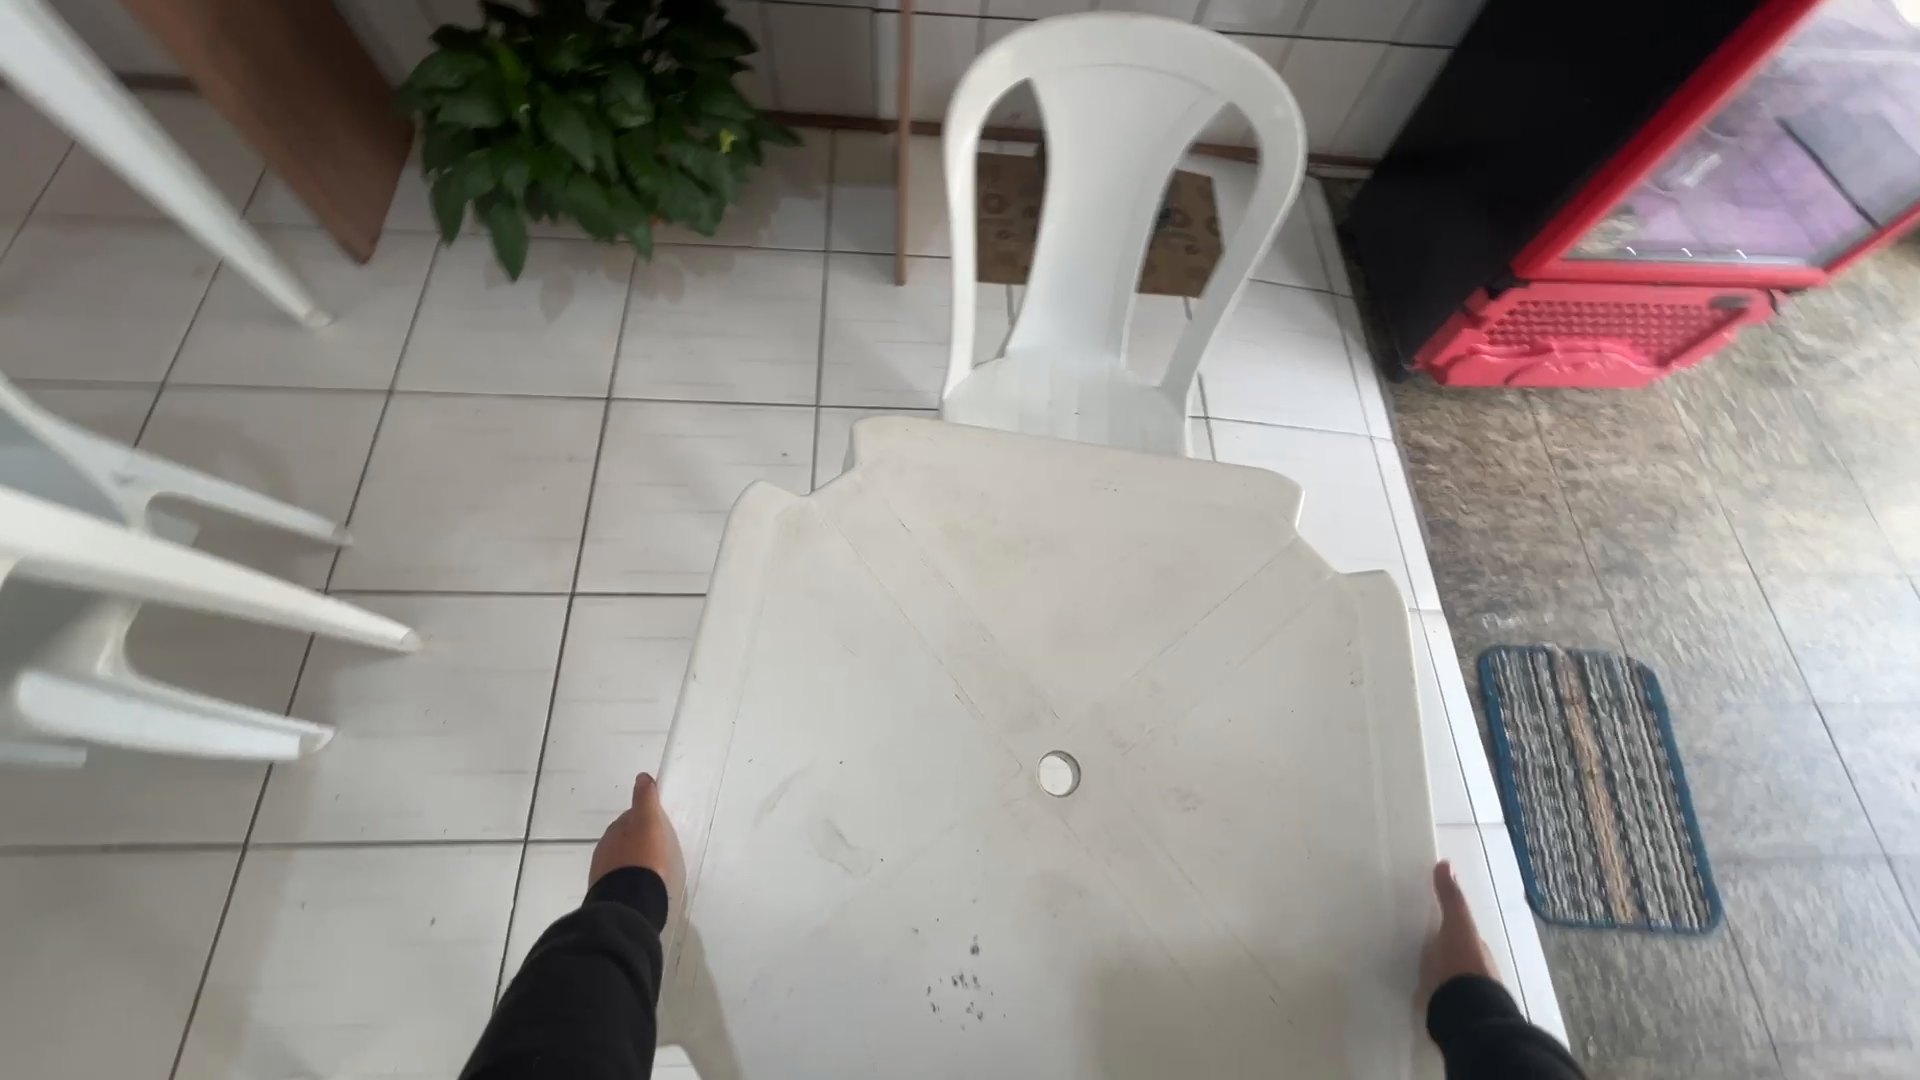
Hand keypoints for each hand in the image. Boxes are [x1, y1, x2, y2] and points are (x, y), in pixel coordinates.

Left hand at [588, 773, 677, 890]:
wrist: (629, 901)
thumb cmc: (642, 857)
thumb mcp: (647, 823)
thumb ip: (644, 799)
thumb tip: (641, 776)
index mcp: (614, 830)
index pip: (630, 817)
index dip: (646, 819)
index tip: (659, 825)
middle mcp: (604, 848)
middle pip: (625, 838)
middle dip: (639, 839)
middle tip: (659, 846)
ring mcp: (602, 872)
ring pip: (621, 858)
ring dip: (634, 859)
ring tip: (652, 866)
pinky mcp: (606, 892)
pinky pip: (621, 877)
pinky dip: (630, 876)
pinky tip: (642, 882)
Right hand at [1418, 860, 1500, 1006]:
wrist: (1464, 1011)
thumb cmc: (1463, 965)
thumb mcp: (1458, 927)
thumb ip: (1452, 899)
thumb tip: (1446, 863)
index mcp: (1474, 949)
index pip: (1458, 930)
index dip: (1444, 920)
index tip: (1424, 911)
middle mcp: (1469, 969)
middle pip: (1448, 949)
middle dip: (1434, 942)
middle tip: (1408, 930)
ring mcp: (1457, 989)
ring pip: (1439, 969)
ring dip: (1427, 963)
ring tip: (1401, 953)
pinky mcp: (1442, 1004)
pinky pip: (1429, 986)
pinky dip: (1420, 981)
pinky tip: (1405, 976)